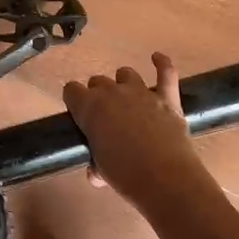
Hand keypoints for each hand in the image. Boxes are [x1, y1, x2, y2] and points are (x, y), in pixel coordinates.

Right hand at [63, 53, 209, 205]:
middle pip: (98, 81)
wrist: (166, 180)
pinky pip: (166, 73)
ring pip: (126, 73)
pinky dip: (162, 64)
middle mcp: (111, 92)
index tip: (80, 116)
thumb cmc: (125, 175)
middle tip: (106, 118)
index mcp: (89, 106)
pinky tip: (157, 58)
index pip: (71, 90)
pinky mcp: (167, 99)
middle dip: (99, 96)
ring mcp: (141, 92)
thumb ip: (95, 164)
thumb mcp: (101, 170)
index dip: (74, 102)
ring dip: (124, 84)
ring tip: (128, 100)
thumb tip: (96, 172)